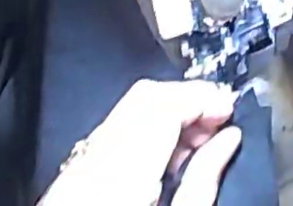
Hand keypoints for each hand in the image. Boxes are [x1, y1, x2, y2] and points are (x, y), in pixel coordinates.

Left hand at [39, 80, 240, 205]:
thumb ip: (203, 184)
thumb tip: (228, 138)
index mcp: (119, 184)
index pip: (164, 107)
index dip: (204, 97)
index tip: (231, 110)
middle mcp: (88, 172)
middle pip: (142, 100)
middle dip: (186, 99)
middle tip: (217, 123)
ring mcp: (68, 183)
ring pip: (124, 115)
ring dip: (166, 115)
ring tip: (194, 145)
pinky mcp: (61, 195)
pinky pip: (107, 141)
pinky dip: (141, 136)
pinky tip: (161, 164)